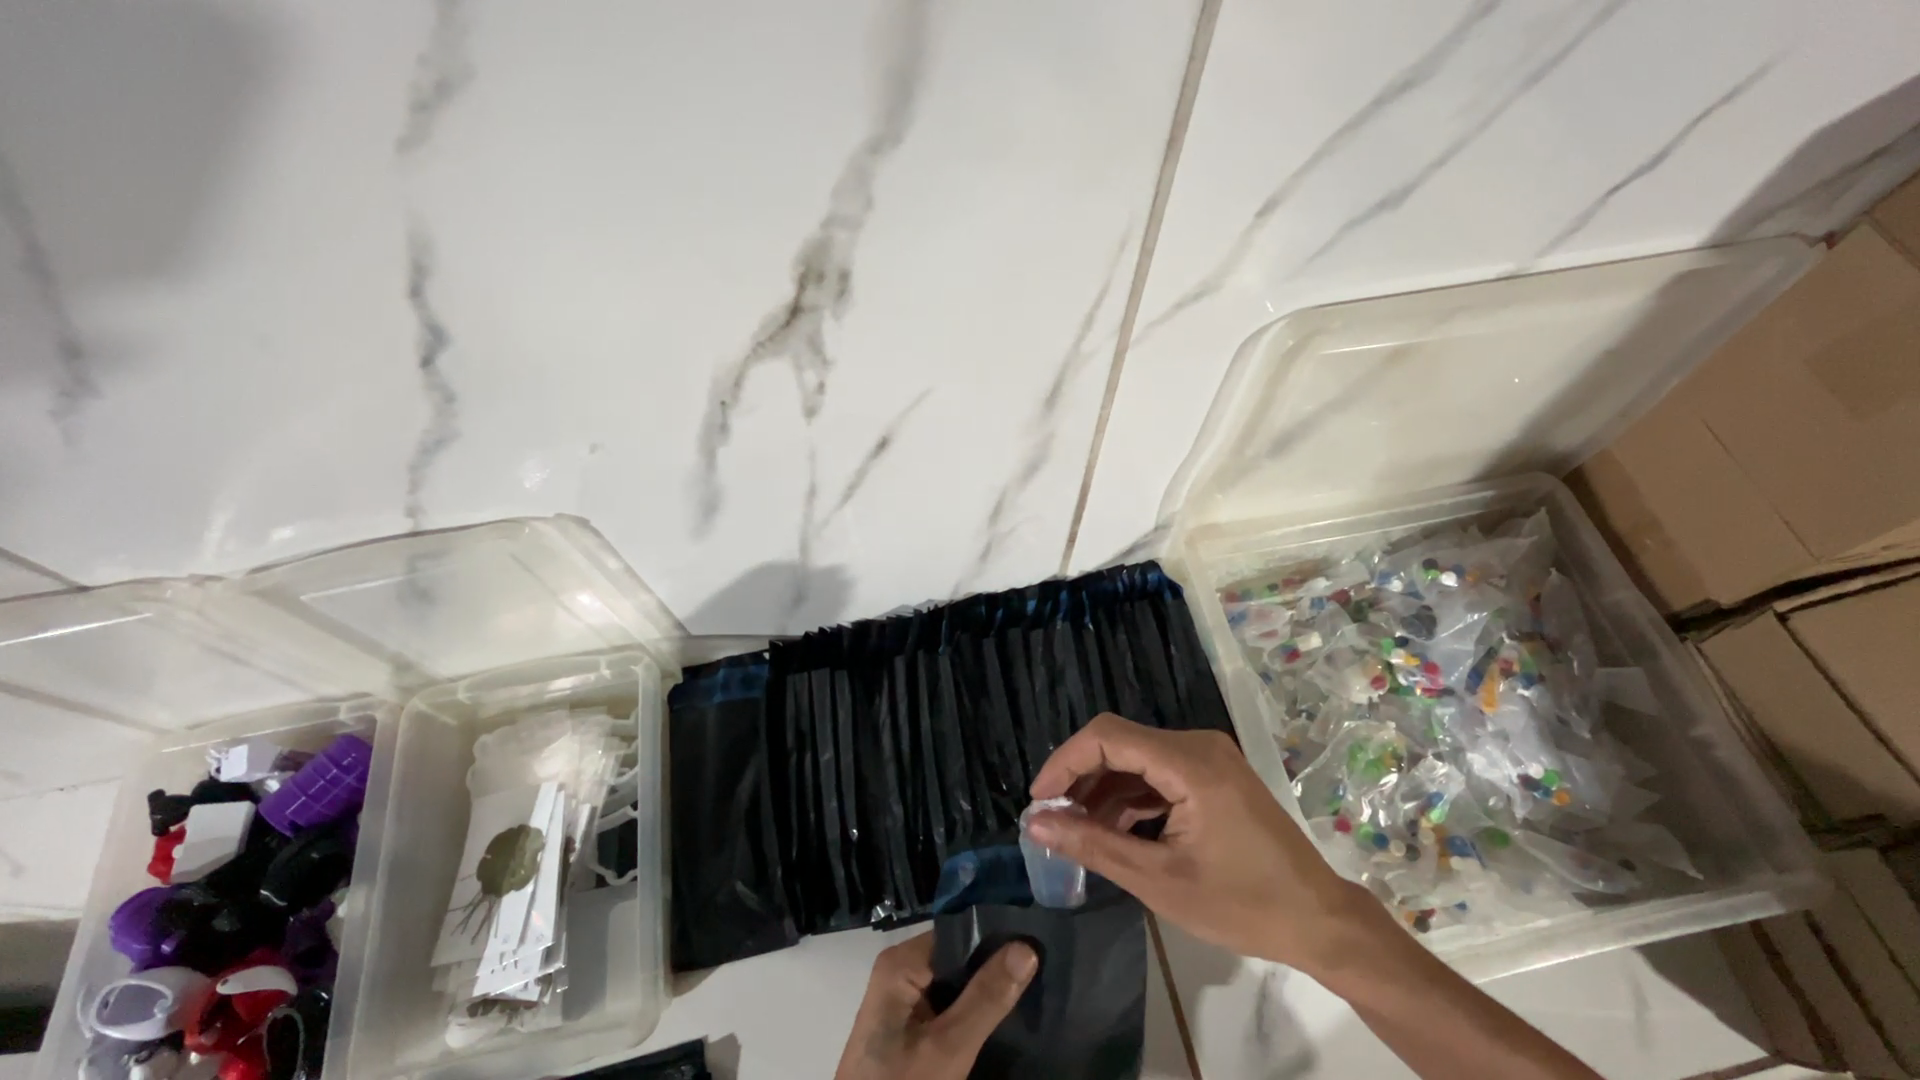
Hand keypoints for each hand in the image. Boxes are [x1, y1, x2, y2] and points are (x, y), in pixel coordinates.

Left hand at [834, 933, 1037, 1079]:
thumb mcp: (949, 1046)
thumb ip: (986, 998)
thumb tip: (1027, 947)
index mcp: (901, 963)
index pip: (959, 932)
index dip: (997, 937)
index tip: (1036, 944)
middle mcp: (899, 969)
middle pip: (958, 954)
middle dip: (994, 964)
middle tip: (1039, 968)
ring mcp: (902, 995)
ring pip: (955, 979)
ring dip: (985, 988)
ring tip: (1029, 986)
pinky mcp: (907, 1020)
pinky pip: (946, 1000)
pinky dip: (971, 1007)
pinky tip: (1001, 1012)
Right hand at [1026, 713, 1388, 974]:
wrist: (1318, 920)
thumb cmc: (1242, 904)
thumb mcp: (1159, 880)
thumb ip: (1093, 845)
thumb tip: (1036, 824)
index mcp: (1190, 763)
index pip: (1107, 736)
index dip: (1064, 762)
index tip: (1038, 803)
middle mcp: (1199, 746)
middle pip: (1120, 743)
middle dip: (1080, 779)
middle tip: (1052, 822)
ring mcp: (1210, 759)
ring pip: (1137, 759)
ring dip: (1103, 791)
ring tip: (1077, 833)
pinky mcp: (1214, 777)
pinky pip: (1159, 774)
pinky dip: (1130, 798)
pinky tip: (1113, 832)